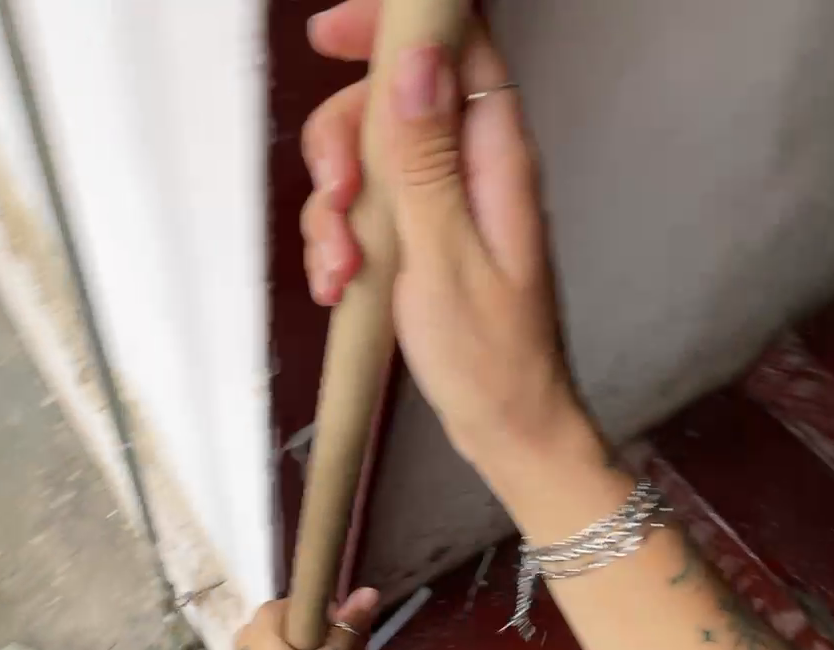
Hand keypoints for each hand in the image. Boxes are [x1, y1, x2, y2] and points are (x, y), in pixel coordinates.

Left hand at [223, 588, 379, 649]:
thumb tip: (370, 591)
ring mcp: (243, 649)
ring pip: (290, 642)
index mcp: (269, 613)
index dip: (343, 622)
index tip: (358, 647)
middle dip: (330, 640)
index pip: (317, 604)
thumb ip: (348, 628)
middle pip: (303, 623)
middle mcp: (252, 624)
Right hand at [301, 0, 600, 477]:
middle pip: (391, 107)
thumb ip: (426, 160)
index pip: (454, 47)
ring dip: (335, 215)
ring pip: (369, 168)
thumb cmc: (488, 357)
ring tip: (339, 274)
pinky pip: (368, 220)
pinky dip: (342, 247)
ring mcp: (442, 212)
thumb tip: (413, 62)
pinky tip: (339, 288)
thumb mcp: (445, 257)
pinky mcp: (421, 248)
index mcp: (495, 160)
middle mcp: (470, 173)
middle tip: (334, 201)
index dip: (394, 26)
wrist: (503, 425)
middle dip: (343, 147)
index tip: (329, 37)